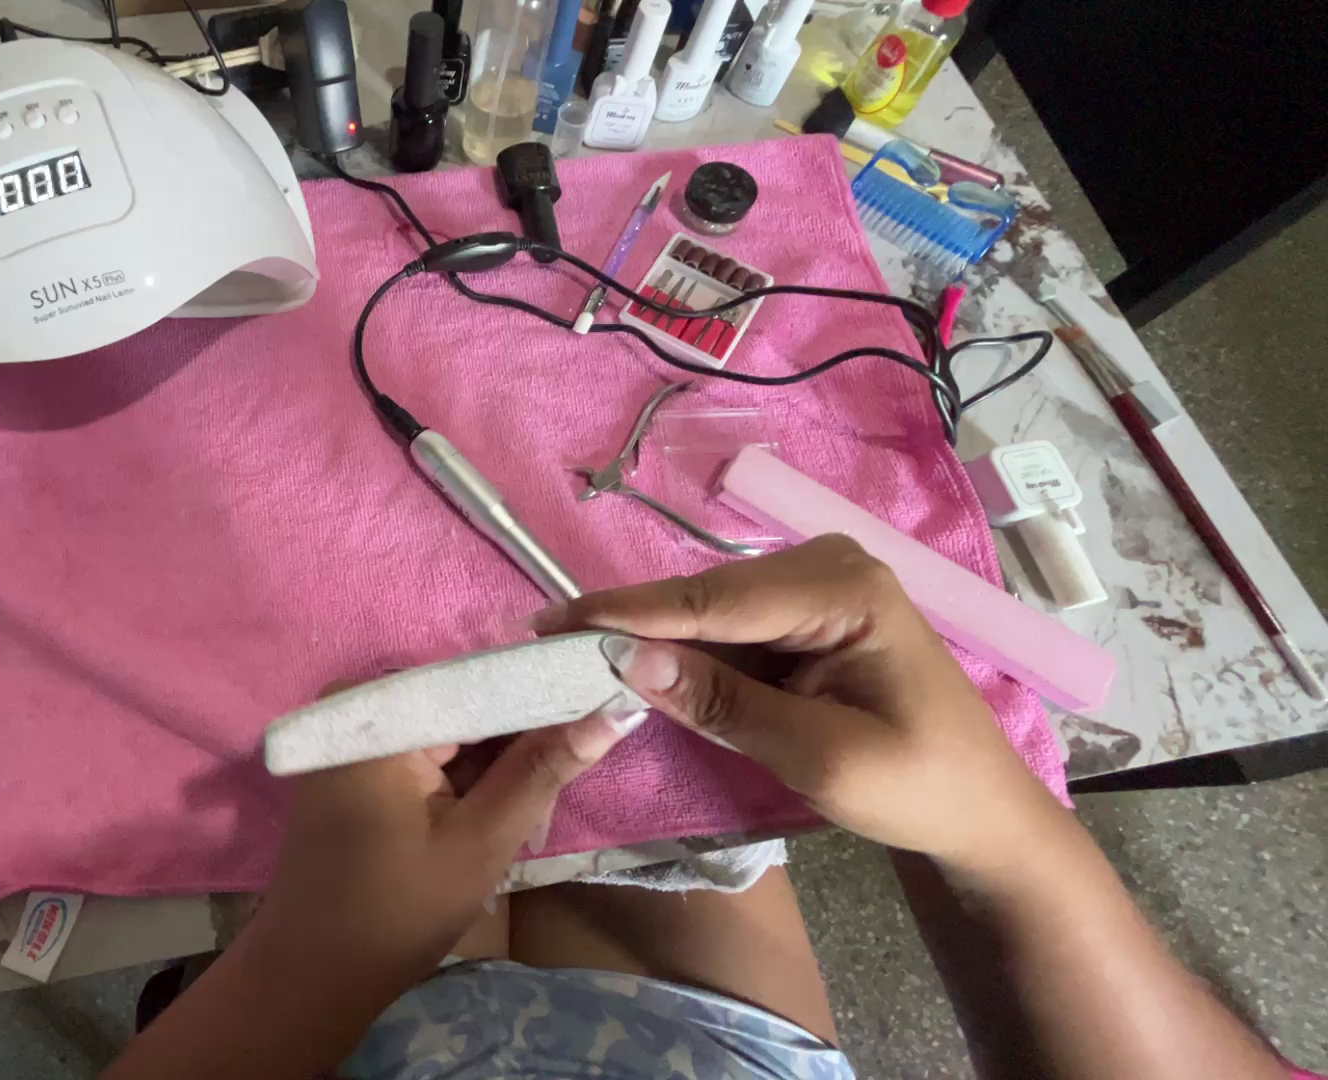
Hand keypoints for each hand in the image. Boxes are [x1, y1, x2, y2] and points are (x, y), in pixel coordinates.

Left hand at [251, 698, 645, 993]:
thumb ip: (541, 771)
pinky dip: (457, 775)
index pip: (479, 683)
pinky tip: (485, 810)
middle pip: (461, 705)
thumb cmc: (396, 911)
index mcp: (378, 709)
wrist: (312, 972)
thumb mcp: (480, 841)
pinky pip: (420, 748)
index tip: (598, 713)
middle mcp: (356, 704)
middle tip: (562, 782)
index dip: (542, 699)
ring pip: (446, 728)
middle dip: (514, 743)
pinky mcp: (351, 759)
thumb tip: (611, 713)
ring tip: (532, 807)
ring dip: (489, 765)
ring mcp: (349, 732)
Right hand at [532, 535, 1063, 872]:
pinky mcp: (792, 614)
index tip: (555, 622)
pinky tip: (630, 659)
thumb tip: (628, 660)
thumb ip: (724, 704)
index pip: (714, 598)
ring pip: (700, 610)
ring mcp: (806, 588)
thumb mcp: (821, 756)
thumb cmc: (919, 788)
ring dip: (645, 636)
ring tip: (572, 649)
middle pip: (700, 596)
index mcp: (845, 591)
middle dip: (628, 622)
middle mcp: (822, 568)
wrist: (980, 813)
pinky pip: (717, 628)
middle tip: (547, 639)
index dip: (629, 613)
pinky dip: (676, 651)